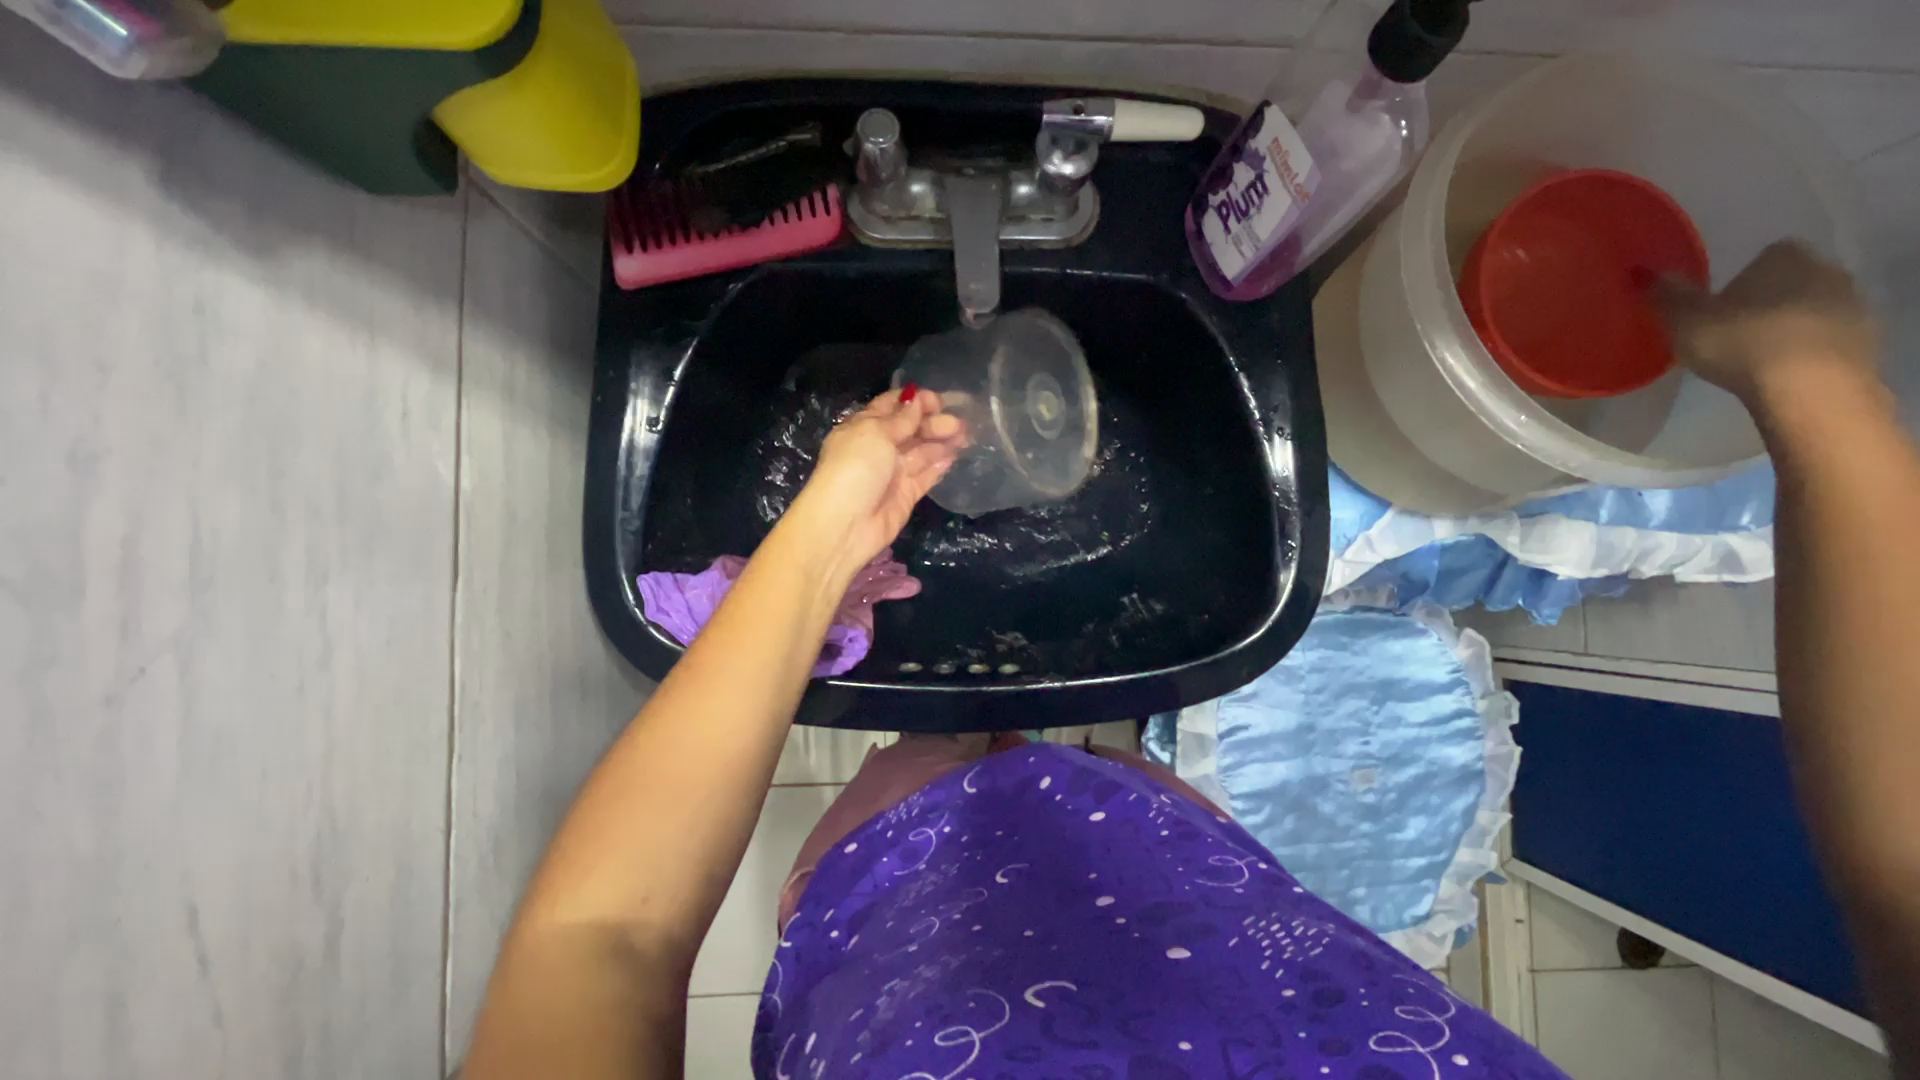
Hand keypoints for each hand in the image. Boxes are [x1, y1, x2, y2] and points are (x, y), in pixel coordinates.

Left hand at [785, 387, 964, 575]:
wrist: (845, 524)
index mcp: (864, 427)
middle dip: (934, 422)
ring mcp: (893, 472)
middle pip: (911, 429)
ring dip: (943, 441)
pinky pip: (926, 475)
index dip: (915, 401)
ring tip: (966, 434)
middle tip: (959, 422)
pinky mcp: (906, 494)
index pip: (891, 406)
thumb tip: (916, 399)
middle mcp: (879, 447)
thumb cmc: (855, 468)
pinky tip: (957, 454)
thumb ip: (901, 418)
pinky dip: (940, 464)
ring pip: (922, 451)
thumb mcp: (875, 433)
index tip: (940, 399)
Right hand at [1657, 239, 1879, 402]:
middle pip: (1792, 280)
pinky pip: (1828, 338)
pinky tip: (1782, 372)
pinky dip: (1807, 350)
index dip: (1741, 279)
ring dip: (1789, 325)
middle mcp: (1828, 270)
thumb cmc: (1741, 342)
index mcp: (1786, 256)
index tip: (1720, 304)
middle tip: (1733, 331)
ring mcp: (1854, 305)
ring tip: (1756, 356)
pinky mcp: (1866, 340)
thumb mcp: (1685, 320)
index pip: (1765, 255)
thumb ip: (1666, 294)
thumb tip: (1643, 271)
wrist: (1810, 386)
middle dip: (1768, 300)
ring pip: (1813, 308)